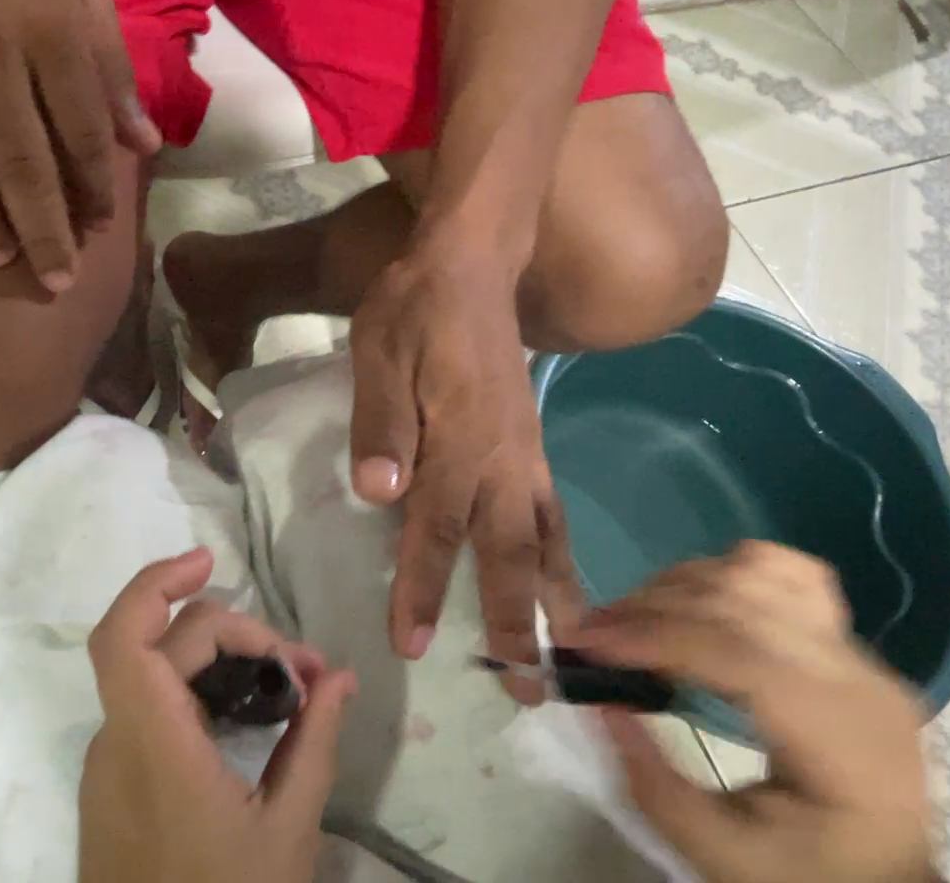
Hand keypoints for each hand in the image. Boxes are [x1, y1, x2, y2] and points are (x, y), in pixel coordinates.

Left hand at [80, 548, 356, 882]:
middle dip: (228, 632)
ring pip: (152, 674)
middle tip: (299, 666)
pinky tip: (245, 717)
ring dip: (214, 660)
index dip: (156, 583)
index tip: (210, 561)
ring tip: (283, 684)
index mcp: (153, 747)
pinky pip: (151, 710)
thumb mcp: (287, 833)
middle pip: (156, 646)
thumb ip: (313, 742)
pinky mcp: (114, 784)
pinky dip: (196, 692)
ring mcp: (109, 764)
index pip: (125, 638)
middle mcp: (118, 743)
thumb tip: (339, 676)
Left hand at [347, 248, 583, 704]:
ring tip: (572, 652)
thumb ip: (380, 425)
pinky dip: (563, 552)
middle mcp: (501, 458)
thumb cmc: (412, 308)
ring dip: (554, 597)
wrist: (471, 261)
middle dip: (513, 621)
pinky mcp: (532, 437)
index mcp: (456, 442)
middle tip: (528, 689)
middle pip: (507, 552)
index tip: (411, 645)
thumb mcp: (377, 354)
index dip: (419, 589)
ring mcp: (525, 449)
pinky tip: (564, 576)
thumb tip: (379, 496)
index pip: (434, 530)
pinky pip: (554, 508)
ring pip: (544, 537)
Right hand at [570, 541, 937, 882]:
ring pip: (758, 574)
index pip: (738, 652)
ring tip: (631, 617)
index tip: (586, 645)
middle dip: (650, 608)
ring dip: (678, 585)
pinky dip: (728, 569)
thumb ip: (656, 784)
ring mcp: (858, 653)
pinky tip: (694, 595)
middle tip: (590, 633)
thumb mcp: (723, 855)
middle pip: (740, 603)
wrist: (886, 882)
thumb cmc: (806, 873)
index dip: (652, 637)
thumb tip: (601, 701)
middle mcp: (859, 679)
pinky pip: (789, 573)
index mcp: (841, 738)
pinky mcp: (845, 642)